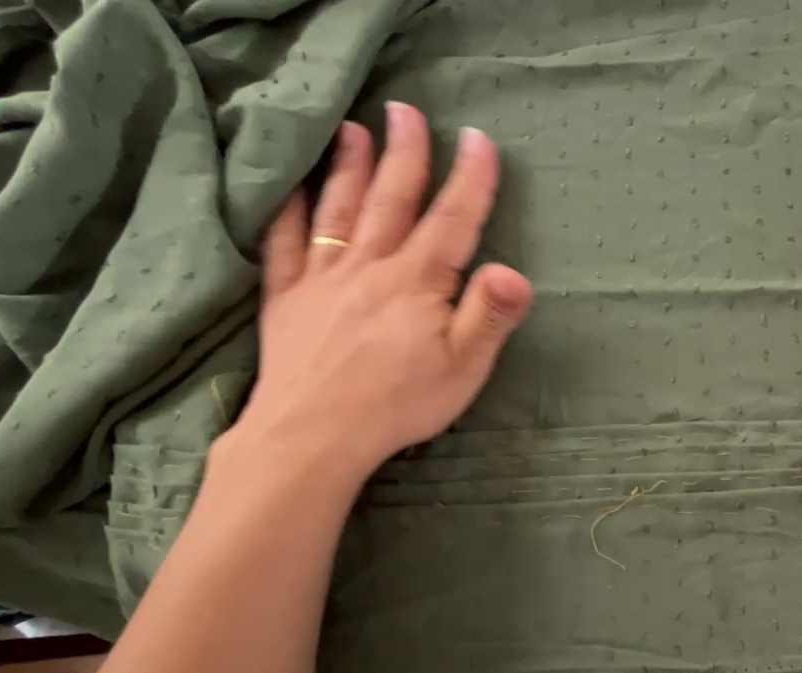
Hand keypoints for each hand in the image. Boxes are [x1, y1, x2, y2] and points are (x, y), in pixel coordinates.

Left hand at [231, 102, 533, 480]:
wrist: (316, 432)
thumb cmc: (403, 402)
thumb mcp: (467, 366)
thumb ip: (490, 315)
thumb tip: (515, 271)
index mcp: (420, 284)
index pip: (454, 222)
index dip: (471, 181)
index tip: (480, 141)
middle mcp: (371, 267)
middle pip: (392, 200)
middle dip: (406, 154)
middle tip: (409, 112)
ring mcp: (323, 277)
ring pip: (340, 209)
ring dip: (349, 166)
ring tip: (355, 129)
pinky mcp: (288, 296)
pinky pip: (286, 240)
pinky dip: (289, 207)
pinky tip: (292, 185)